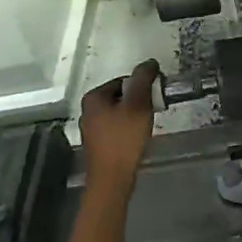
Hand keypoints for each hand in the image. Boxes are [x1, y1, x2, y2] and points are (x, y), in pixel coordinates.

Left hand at [78, 59, 160, 194]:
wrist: (112, 179)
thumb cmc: (124, 139)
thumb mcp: (138, 104)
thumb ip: (143, 79)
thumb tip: (149, 62)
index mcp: (93, 97)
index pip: (124, 80)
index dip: (142, 87)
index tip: (154, 98)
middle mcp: (87, 110)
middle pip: (120, 96)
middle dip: (138, 101)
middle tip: (151, 111)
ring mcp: (90, 129)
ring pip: (118, 113)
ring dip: (133, 116)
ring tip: (146, 126)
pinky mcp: (97, 145)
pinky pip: (116, 128)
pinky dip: (127, 129)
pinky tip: (136, 139)